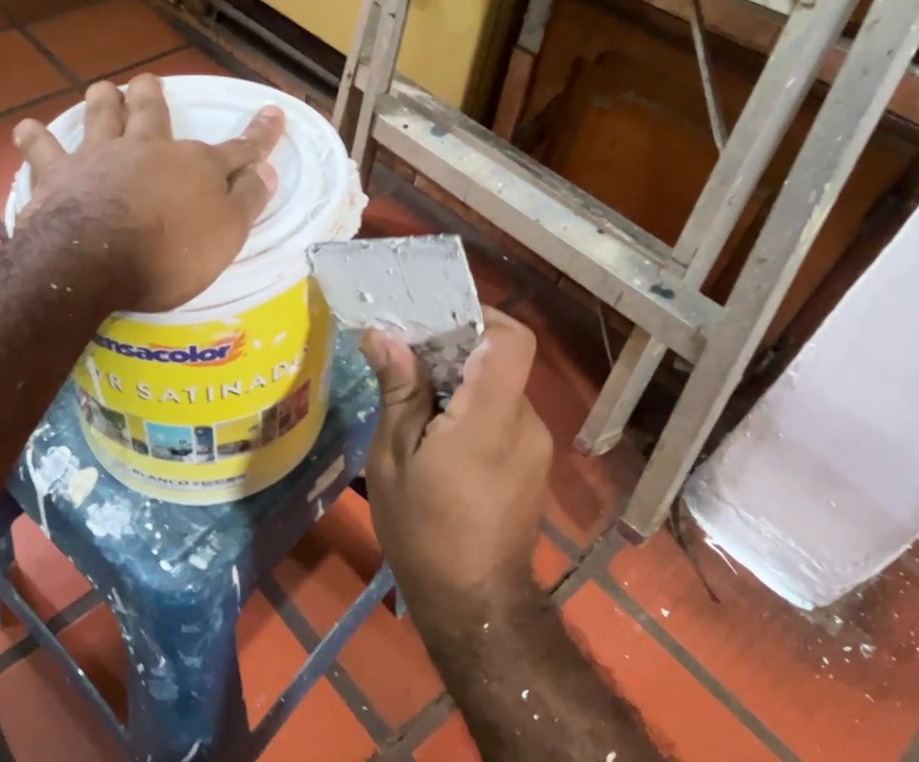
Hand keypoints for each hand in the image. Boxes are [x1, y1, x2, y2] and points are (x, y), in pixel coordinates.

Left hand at [13, 75, 283, 311]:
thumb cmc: (167, 256)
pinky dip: (35, 139)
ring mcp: (98, 157)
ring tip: (102, 89)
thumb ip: (246, 201)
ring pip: (100, 115)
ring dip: (102, 100)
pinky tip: (26, 130)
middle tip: (148, 82)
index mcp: (194, 167)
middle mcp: (147, 149)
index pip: (238, 149)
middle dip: (153, 95)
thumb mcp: (225, 236)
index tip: (274, 114)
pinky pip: (42, 150)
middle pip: (152, 112)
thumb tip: (265, 170)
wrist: (93, 262)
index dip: (259, 134)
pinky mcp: (57, 175)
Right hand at [362, 308, 552, 629]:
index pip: (511, 339)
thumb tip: (384, 335)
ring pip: (498, 386)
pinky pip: (502, 413)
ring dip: (459, 380)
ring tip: (412, 398)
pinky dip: (471, 406)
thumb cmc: (423, 532)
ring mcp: (534, 444)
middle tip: (404, 355)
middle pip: (500, 358)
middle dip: (454, 347)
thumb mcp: (391, 460)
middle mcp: (524, 422)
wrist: (475, 604)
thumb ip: (398, 392)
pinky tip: (435, 432)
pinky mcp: (532, 461)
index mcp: (489, 419)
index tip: (433, 316)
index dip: (478, 314)